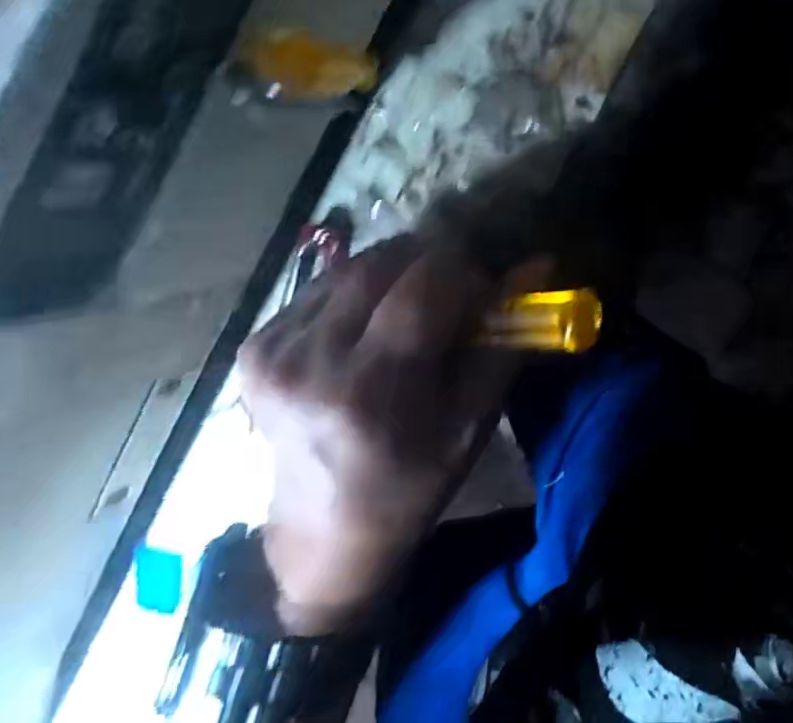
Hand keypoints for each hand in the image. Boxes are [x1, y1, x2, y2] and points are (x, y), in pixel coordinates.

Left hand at [238, 237, 532, 632]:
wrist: (325, 532)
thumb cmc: (415, 480)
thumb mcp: (475, 419)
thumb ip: (507, 337)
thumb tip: (538, 264)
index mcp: (372, 389)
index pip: (424, 283)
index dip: (464, 267)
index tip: (482, 285)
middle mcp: (312, 361)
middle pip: (383, 264)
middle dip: (430, 261)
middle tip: (454, 288)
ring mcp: (274, 353)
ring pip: (351, 266)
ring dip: (395, 271)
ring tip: (415, 305)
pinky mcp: (254, 349)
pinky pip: (322, 287)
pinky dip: (360, 289)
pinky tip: (372, 322)